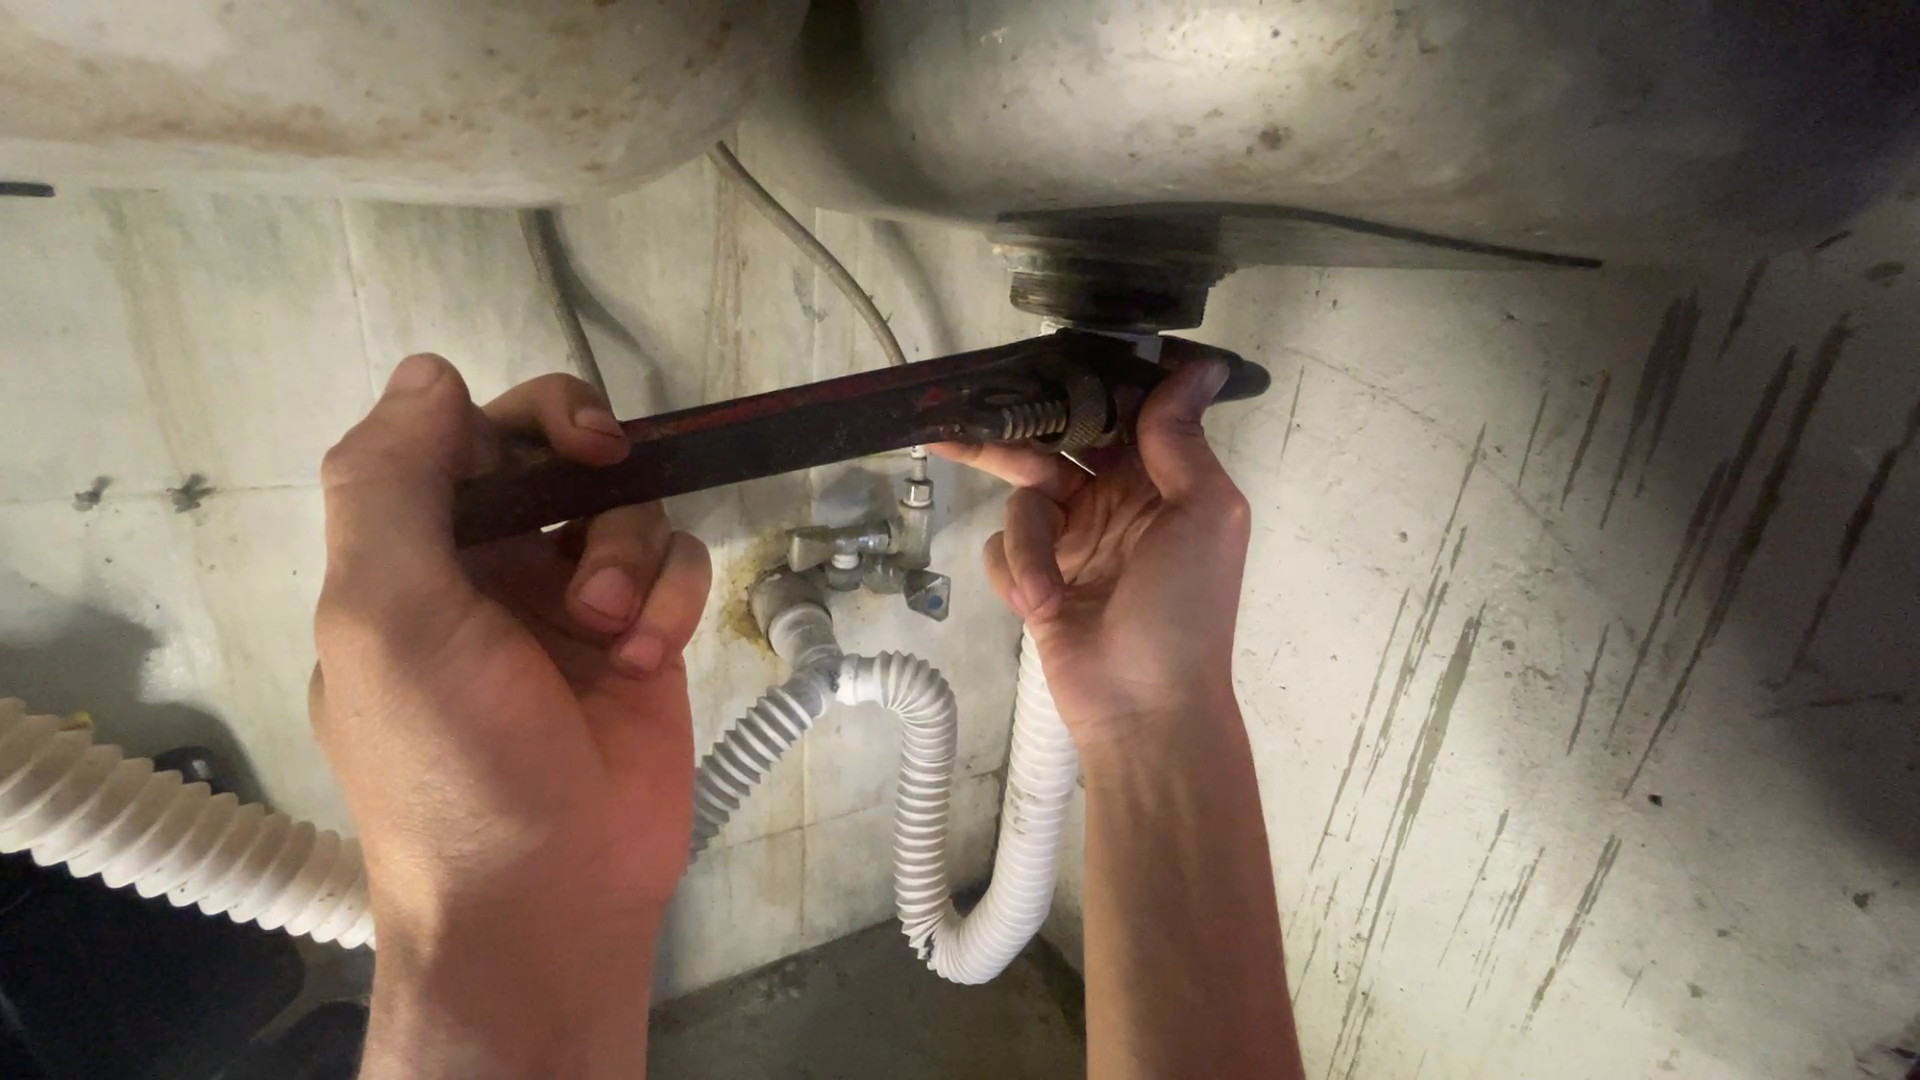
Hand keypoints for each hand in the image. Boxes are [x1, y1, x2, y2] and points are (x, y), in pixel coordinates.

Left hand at [311, 355, 710, 1076]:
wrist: (551, 885)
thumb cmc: (454, 756)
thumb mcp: (388, 616)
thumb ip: (392, 486)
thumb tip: (428, 370)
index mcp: (424, 555)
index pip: (472, 439)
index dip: (525, 416)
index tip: (576, 437)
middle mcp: (505, 566)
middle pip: (565, 459)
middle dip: (593, 462)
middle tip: (609, 468)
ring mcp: (588, 602)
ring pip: (636, 514)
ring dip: (634, 557)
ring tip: (616, 632)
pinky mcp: (653, 634)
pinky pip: (682, 570)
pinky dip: (674, 602)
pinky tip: (650, 658)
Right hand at [934, 360, 1250, 759]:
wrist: (1142, 706)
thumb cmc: (1185, 608)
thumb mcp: (1205, 514)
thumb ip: (1180, 441)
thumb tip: (1198, 365)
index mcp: (1156, 480)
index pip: (1112, 416)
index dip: (1079, 389)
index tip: (1041, 361)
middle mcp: (1109, 501)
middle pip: (1049, 449)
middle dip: (1009, 439)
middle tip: (958, 422)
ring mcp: (1069, 540)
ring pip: (1022, 503)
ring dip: (1029, 550)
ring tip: (1046, 597)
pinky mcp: (1034, 576)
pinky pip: (1003, 550)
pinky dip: (1017, 576)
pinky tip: (1038, 609)